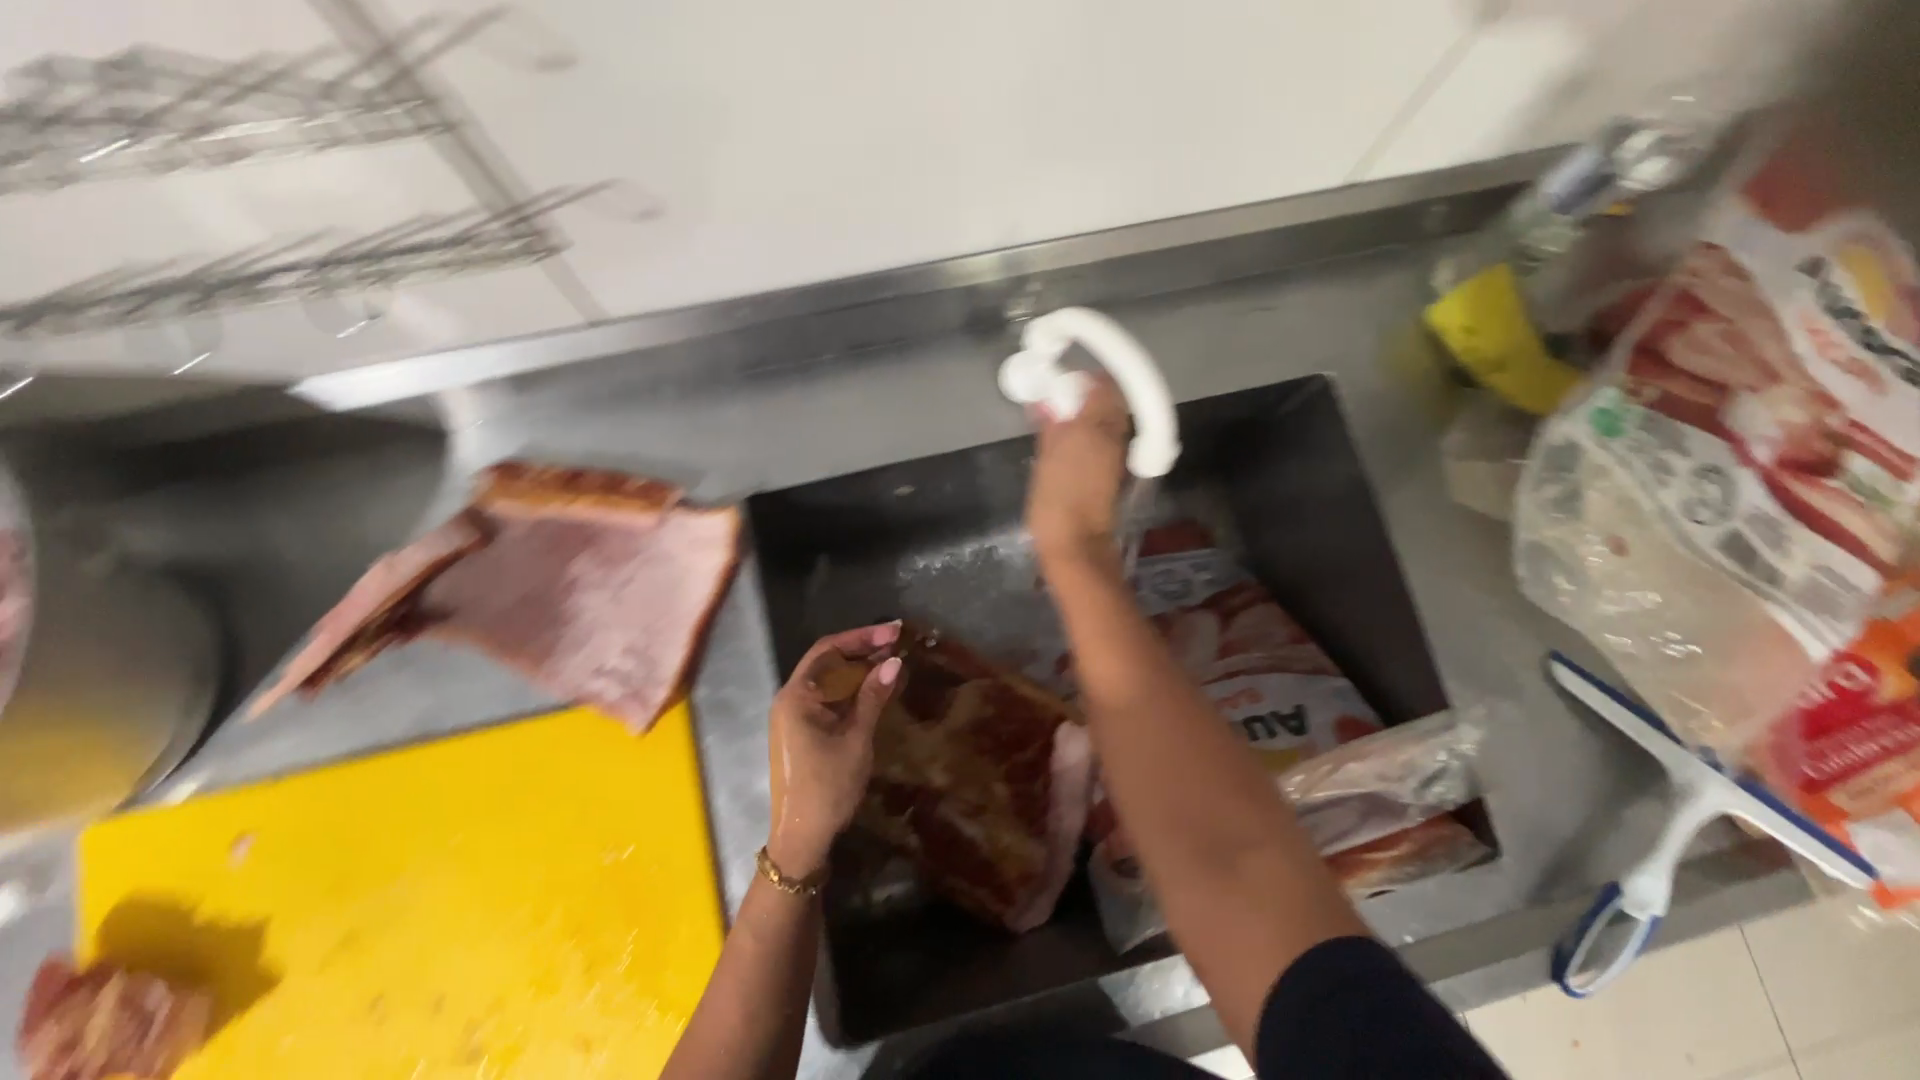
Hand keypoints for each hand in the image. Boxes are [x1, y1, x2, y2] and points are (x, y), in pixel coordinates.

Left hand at [766, 622, 903, 880]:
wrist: (802, 837)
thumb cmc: (827, 787)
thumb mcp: (856, 740)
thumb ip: (873, 697)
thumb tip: (894, 661)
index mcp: (796, 696)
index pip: (828, 651)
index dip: (862, 637)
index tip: (894, 632)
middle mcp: (791, 699)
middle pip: (827, 662)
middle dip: (862, 650)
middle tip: (898, 642)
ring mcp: (795, 716)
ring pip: (829, 681)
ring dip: (859, 670)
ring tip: (893, 661)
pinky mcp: (803, 731)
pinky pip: (829, 700)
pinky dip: (852, 691)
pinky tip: (876, 689)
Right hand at [1025, 374, 1129, 567]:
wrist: (1076, 545)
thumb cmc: (1054, 503)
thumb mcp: (1045, 461)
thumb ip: (1050, 427)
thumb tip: (1048, 403)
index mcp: (1096, 427)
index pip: (1102, 385)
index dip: (1084, 380)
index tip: (1063, 385)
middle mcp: (1113, 436)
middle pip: (1111, 401)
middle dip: (1090, 396)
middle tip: (1061, 403)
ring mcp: (1117, 455)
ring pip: (1111, 420)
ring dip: (1092, 415)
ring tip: (1062, 424)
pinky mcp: (1115, 472)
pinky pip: (1107, 440)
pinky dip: (1093, 434)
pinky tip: (1071, 445)